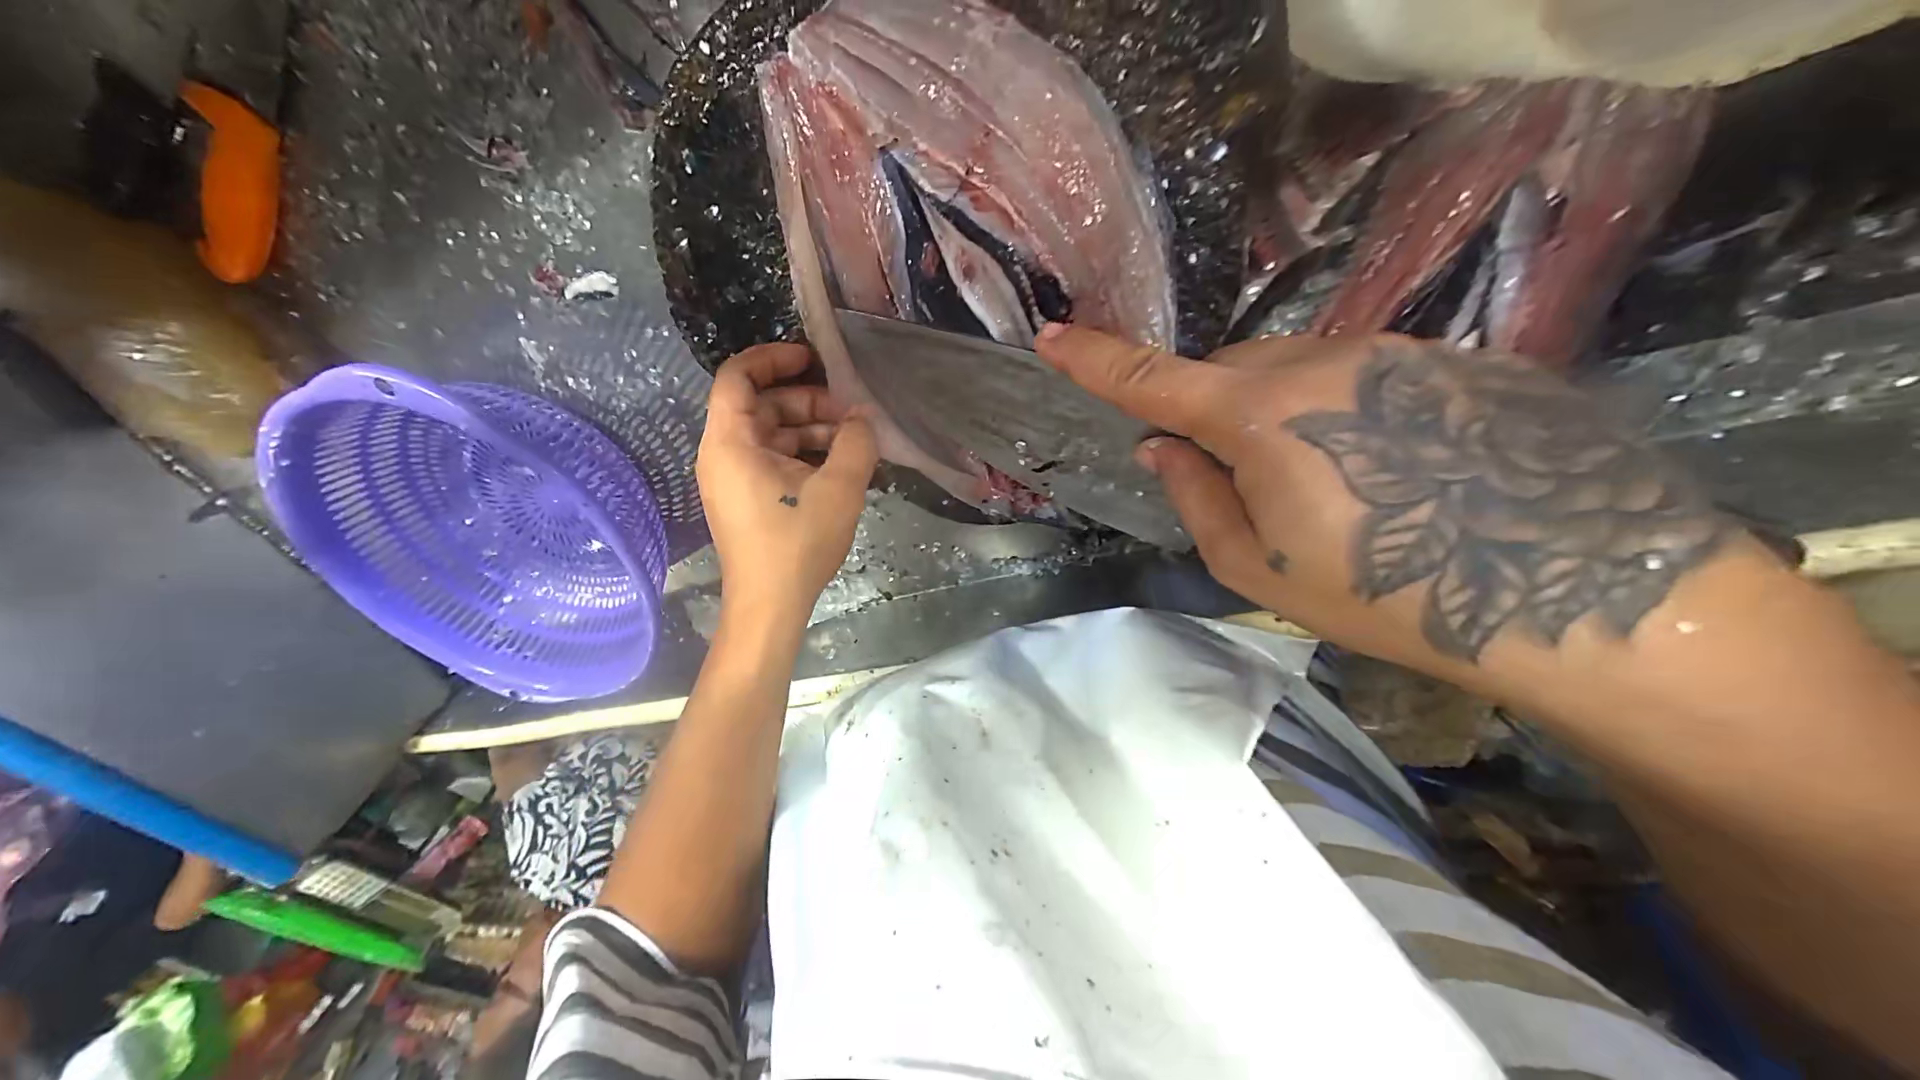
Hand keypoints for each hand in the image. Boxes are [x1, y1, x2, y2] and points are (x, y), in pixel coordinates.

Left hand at [697, 344, 877, 622]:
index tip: (814, 360)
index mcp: (730, 442)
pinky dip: (804, 455)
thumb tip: (862, 419)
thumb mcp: (839, 488)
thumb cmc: (797, 543)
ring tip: (854, 444)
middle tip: (851, 414)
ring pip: (772, 434)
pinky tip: (840, 467)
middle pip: (761, 405)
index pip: (738, 375)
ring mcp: (733, 479)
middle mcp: (723, 454)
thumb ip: (857, 442)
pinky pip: (773, 460)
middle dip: (808, 402)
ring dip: (812, 430)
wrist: (770, 606)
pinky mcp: (747, 499)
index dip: (774, 358)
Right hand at [1035, 323, 1737, 685]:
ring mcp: (1399, 352)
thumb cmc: (1385, 594)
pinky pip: (1365, 376)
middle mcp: (1325, 361)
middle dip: (1216, 414)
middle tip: (1241, 483)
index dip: (1095, 360)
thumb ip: (1195, 498)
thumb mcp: (1257, 569)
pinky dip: (1348, 414)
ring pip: (1301, 370)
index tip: (1051, 336)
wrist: (1574, 593)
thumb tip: (1161, 446)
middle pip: (1233, 371)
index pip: (1154, 379)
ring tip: (1337, 491)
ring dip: (1286, 416)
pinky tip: (1397, 474)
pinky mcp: (1459, 362)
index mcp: (1262, 415)